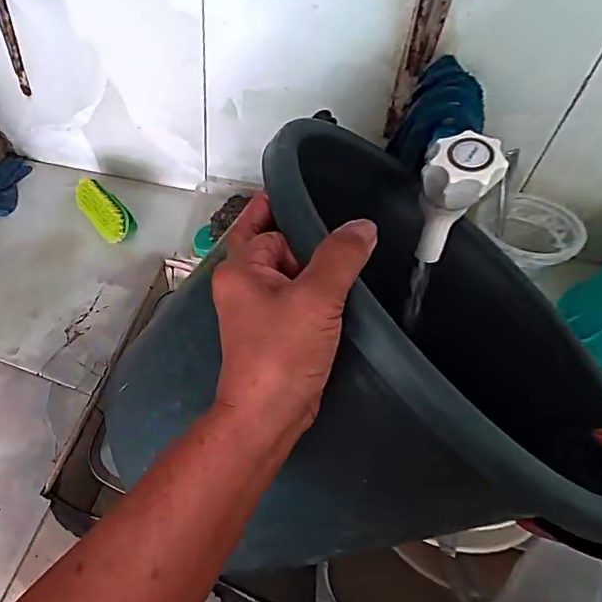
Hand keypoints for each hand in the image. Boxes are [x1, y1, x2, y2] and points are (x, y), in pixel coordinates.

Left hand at [210, 195, 375, 440]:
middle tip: (351, 226)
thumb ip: (340, 256)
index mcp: (240, 269)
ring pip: (292, 275)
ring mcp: (258, 310)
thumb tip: (361, 227)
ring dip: (318, 268)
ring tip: (357, 253)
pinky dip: (319, 293)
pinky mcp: (276, 332)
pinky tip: (347, 290)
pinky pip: (298, 299)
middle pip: (279, 246)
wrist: (268, 414)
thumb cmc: (281, 352)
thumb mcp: (315, 297)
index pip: (263, 224)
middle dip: (309, 238)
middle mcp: (244, 285)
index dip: (284, 207)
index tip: (310, 187)